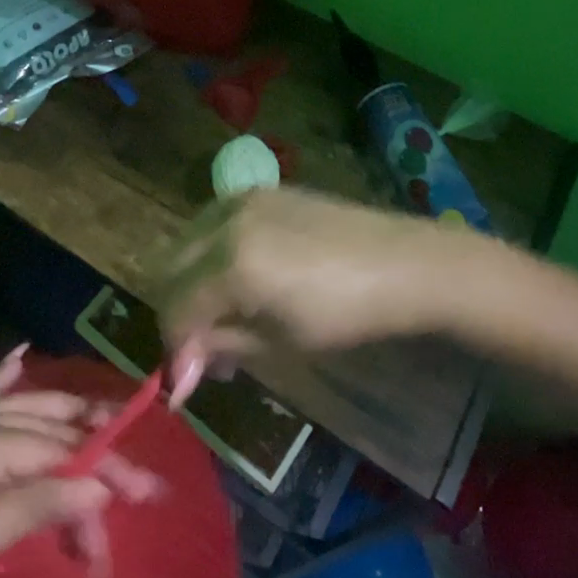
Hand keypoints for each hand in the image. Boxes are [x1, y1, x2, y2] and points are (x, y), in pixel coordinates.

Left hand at [0, 346, 157, 577]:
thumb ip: (36, 503)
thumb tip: (100, 485)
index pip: (63, 449)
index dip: (109, 470)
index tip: (150, 497)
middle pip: (51, 426)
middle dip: (99, 447)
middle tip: (142, 481)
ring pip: (26, 417)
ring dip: (66, 434)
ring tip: (105, 442)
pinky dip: (1, 380)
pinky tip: (17, 358)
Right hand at [160, 187, 485, 406]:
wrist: (405, 264)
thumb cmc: (349, 314)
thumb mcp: (281, 340)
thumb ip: (224, 345)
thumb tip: (182, 376)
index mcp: (232, 265)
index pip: (179, 309)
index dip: (177, 350)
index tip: (184, 385)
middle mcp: (226, 224)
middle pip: (172, 270)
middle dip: (179, 314)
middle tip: (203, 354)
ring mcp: (242, 201)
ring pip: (188, 244)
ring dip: (191, 282)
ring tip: (223, 318)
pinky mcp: (261, 192)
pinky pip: (214, 223)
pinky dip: (211, 254)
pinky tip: (239, 280)